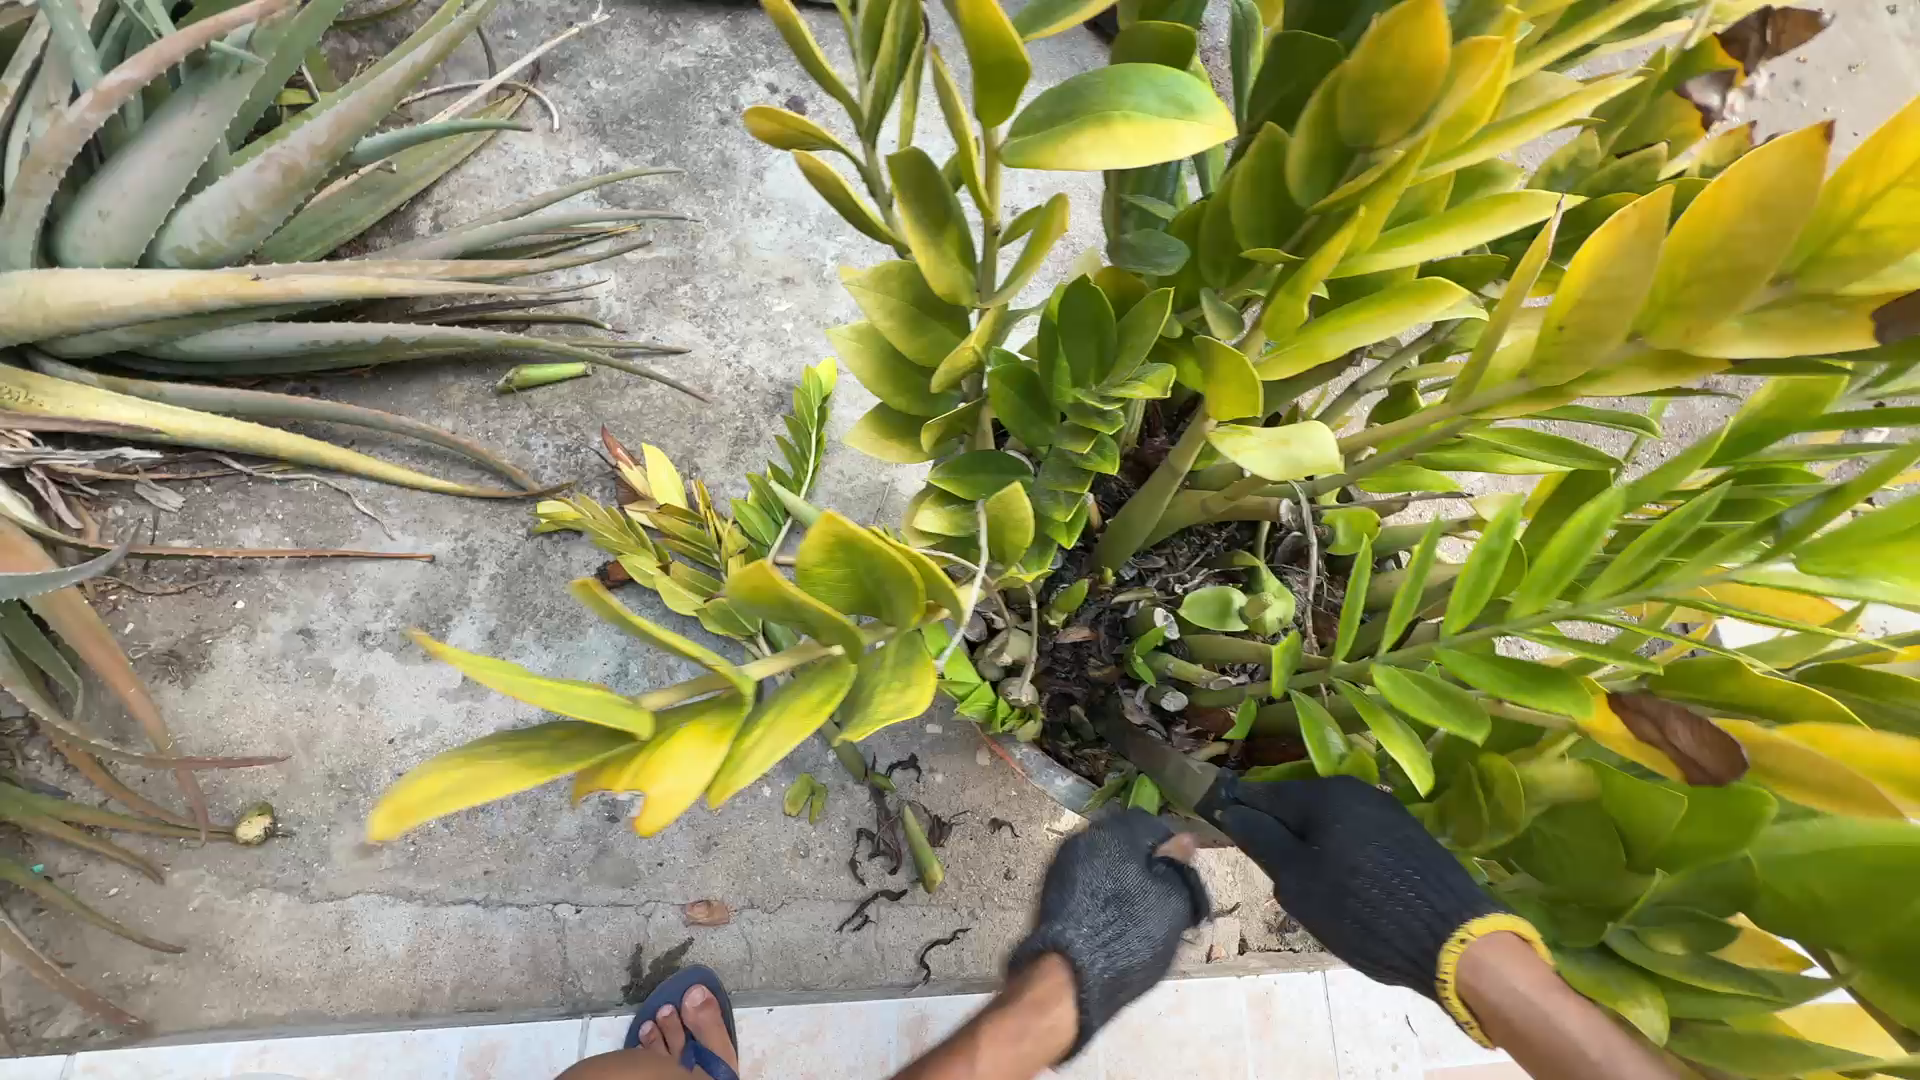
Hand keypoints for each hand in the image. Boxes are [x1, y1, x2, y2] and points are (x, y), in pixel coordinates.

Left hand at [1007, 809, 1209, 1059]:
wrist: (1069, 974)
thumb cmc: (1129, 934)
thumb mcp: (1170, 902)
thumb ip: (1177, 865)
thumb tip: (1185, 838)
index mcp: (1113, 832)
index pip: (1149, 823)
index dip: (1169, 848)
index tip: (1180, 876)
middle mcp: (1084, 837)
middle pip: (1124, 840)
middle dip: (1144, 862)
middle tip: (1163, 897)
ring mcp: (1064, 862)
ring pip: (1105, 860)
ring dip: (1124, 877)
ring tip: (1140, 912)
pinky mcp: (1053, 887)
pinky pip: (1088, 878)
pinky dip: (1104, 891)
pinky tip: (1114, 919)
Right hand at [1212, 775, 1546, 1043]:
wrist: (1458, 941)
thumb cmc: (1361, 907)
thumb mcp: (1296, 880)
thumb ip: (1260, 839)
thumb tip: (1231, 809)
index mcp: (1320, 794)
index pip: (1262, 794)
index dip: (1241, 812)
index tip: (1226, 831)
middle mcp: (1352, 790)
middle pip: (1298, 807)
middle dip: (1282, 835)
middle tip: (1280, 876)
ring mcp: (1385, 811)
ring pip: (1330, 823)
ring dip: (1315, 847)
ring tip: (1318, 889)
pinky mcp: (1409, 835)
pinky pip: (1359, 836)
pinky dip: (1345, 856)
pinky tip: (1353, 889)